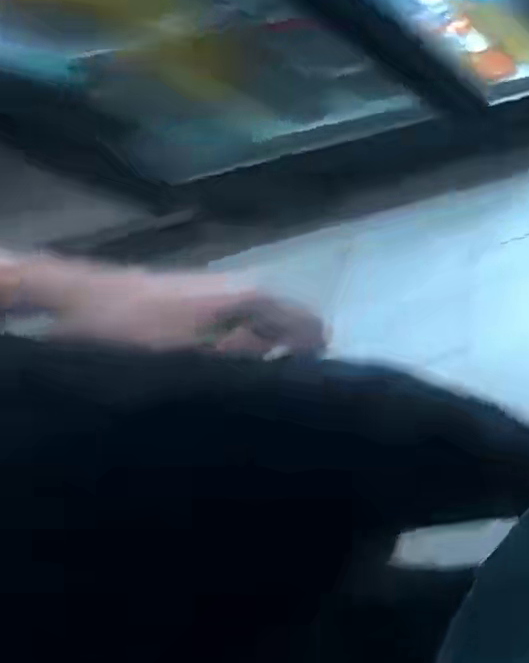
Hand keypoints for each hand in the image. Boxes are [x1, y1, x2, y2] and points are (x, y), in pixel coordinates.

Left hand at [44, 265, 327, 357]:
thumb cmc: (139, 323)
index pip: (310, 325)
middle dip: (293, 345)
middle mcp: (259, 286)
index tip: (304, 377)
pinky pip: (253, 314)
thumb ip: (244, 351)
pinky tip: (232, 350)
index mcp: (261, 298)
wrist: (80, 293)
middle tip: (277, 375)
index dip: (313, 351)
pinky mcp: (217, 291)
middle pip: (295, 319)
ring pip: (273, 318)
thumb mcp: (191, 347)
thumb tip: (282, 358)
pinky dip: (253, 332)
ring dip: (270, 340)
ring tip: (253, 366)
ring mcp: (237, 285)